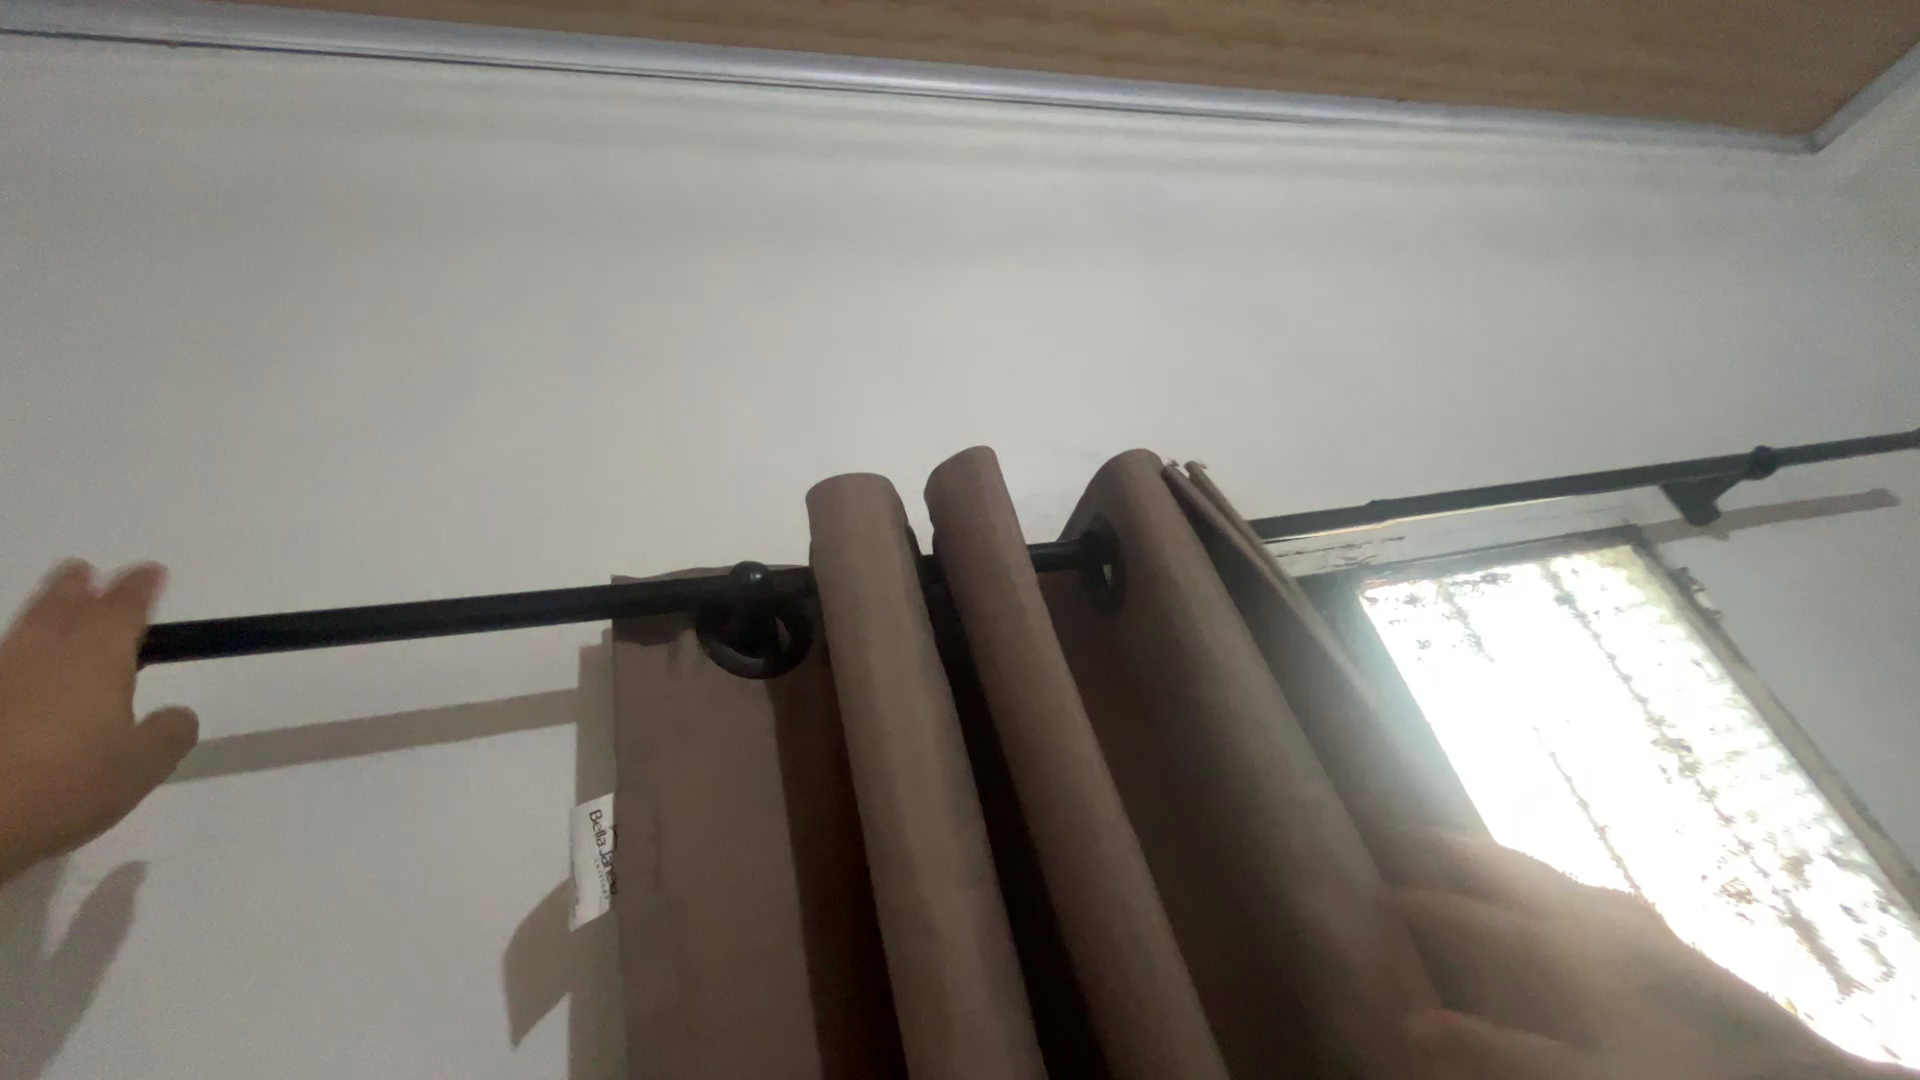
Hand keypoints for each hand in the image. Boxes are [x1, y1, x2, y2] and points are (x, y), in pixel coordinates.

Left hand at [0, 561, 197, 885]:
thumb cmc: (64, 786)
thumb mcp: (144, 765)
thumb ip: (168, 732)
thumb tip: (173, 714)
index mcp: (94, 662)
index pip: (123, 611)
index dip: (138, 589)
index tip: (150, 571)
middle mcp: (37, 660)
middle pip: (56, 612)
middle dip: (72, 589)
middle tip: (81, 569)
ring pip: (17, 638)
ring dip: (38, 618)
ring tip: (51, 612)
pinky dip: (12, 661)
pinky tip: (18, 673)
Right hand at [1399, 832, 1908, 1079]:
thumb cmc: (1675, 1074)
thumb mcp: (1577, 1071)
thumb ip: (1494, 1048)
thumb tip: (1412, 1025)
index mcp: (1568, 946)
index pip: (1479, 917)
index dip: (1432, 906)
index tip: (1391, 891)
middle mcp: (1600, 924)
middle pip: (1522, 874)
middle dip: (1472, 854)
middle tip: (1429, 836)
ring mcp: (1645, 932)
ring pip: (1565, 882)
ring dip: (1522, 868)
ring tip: (1494, 860)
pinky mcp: (1680, 951)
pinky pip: (1602, 900)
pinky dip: (1570, 892)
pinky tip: (1583, 905)